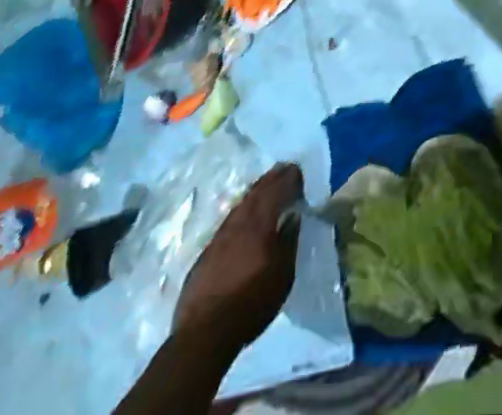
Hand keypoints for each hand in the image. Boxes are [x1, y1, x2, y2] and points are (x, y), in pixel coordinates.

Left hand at [172, 163, 303, 355]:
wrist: (204, 334)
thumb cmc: (252, 302)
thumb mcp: (283, 273)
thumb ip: (288, 241)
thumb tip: (292, 217)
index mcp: (258, 228)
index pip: (274, 194)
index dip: (286, 180)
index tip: (296, 169)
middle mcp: (235, 228)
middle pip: (254, 196)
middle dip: (269, 180)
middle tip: (282, 168)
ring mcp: (216, 242)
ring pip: (238, 209)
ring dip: (253, 194)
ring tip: (264, 185)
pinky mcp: (204, 257)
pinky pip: (227, 223)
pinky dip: (239, 212)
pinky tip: (241, 216)